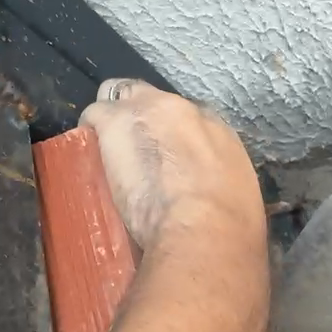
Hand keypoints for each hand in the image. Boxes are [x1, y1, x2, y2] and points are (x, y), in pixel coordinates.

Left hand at [79, 79, 263, 255]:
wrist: (204, 232)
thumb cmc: (233, 228)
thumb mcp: (240, 197)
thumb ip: (222, 183)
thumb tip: (211, 194)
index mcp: (218, 129)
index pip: (188, 119)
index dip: (174, 138)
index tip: (169, 160)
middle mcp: (183, 109)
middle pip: (149, 99)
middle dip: (140, 122)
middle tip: (137, 156)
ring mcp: (146, 110)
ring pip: (116, 101)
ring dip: (112, 126)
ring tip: (111, 162)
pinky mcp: (112, 122)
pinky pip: (93, 119)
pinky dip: (91, 139)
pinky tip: (95, 166)